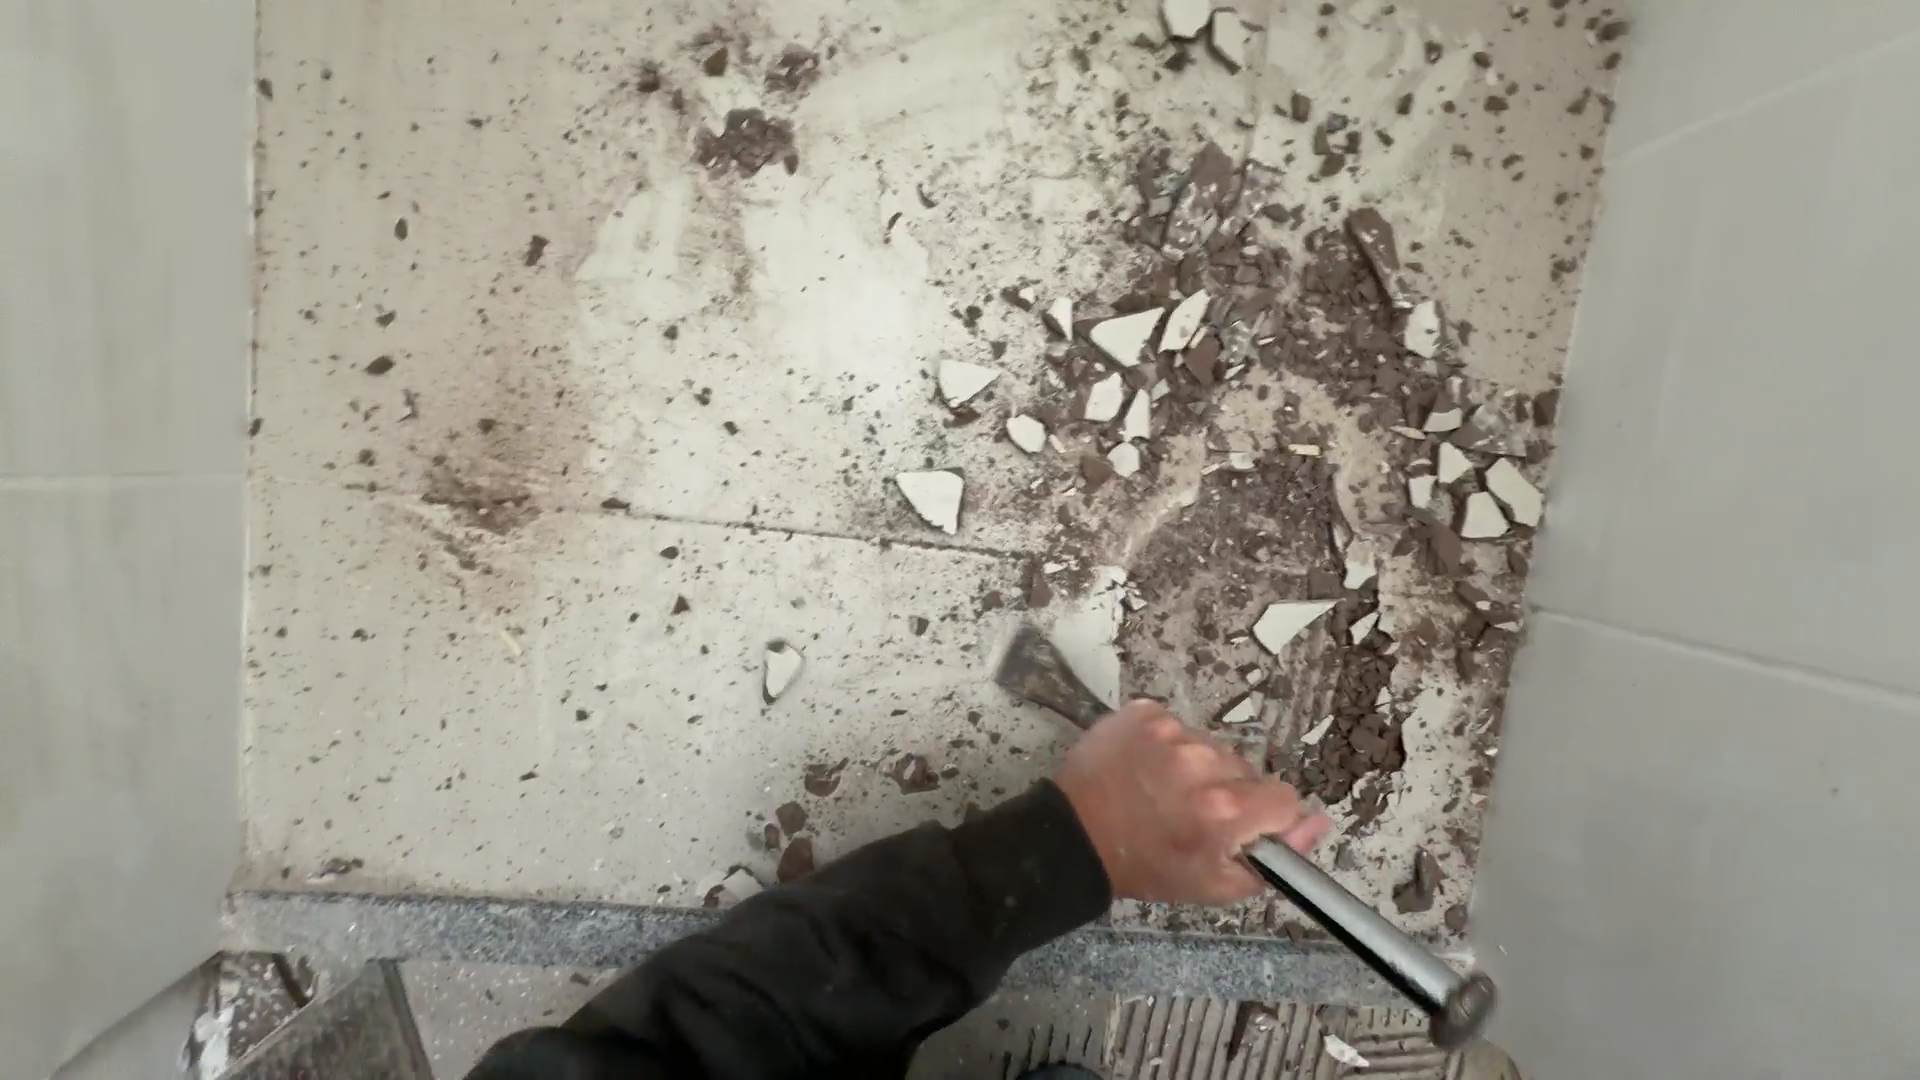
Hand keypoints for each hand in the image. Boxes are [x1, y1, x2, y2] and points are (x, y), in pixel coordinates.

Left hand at [1053, 699, 1329, 904]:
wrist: (1076, 834)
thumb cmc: (1146, 865)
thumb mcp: (1216, 881)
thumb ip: (1278, 854)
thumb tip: (1319, 820)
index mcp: (1224, 808)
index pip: (1283, 798)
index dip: (1267, 816)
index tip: (1242, 825)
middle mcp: (1201, 761)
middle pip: (1244, 769)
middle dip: (1229, 790)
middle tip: (1192, 811)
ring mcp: (1168, 731)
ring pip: (1209, 745)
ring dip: (1196, 765)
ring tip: (1163, 788)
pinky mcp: (1142, 712)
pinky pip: (1175, 726)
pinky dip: (1166, 743)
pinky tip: (1146, 766)